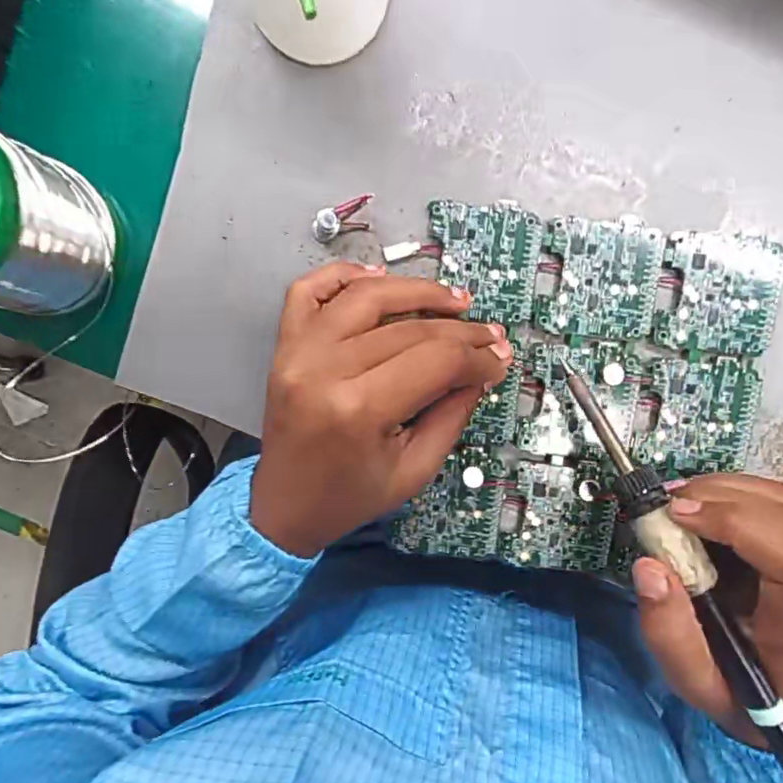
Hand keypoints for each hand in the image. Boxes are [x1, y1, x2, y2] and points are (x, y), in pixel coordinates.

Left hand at [251, 262, 514, 556]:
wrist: (284, 507)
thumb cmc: (348, 497)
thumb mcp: (414, 471)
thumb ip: (452, 416)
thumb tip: (482, 370)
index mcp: (358, 411)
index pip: (435, 360)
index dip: (478, 356)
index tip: (498, 360)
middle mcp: (323, 371)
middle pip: (408, 328)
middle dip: (461, 330)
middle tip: (490, 335)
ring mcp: (297, 353)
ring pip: (366, 296)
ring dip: (416, 290)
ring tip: (453, 301)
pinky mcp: (283, 347)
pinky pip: (309, 290)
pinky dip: (343, 275)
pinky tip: (378, 278)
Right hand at [631, 474, 782, 745]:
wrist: (771, 710)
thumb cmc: (739, 699)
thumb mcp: (693, 682)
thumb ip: (668, 632)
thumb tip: (650, 568)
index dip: (737, 522)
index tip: (680, 514)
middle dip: (723, 497)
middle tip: (667, 504)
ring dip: (727, 491)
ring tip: (679, 503)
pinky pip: (782, 509)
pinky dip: (735, 497)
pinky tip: (701, 508)